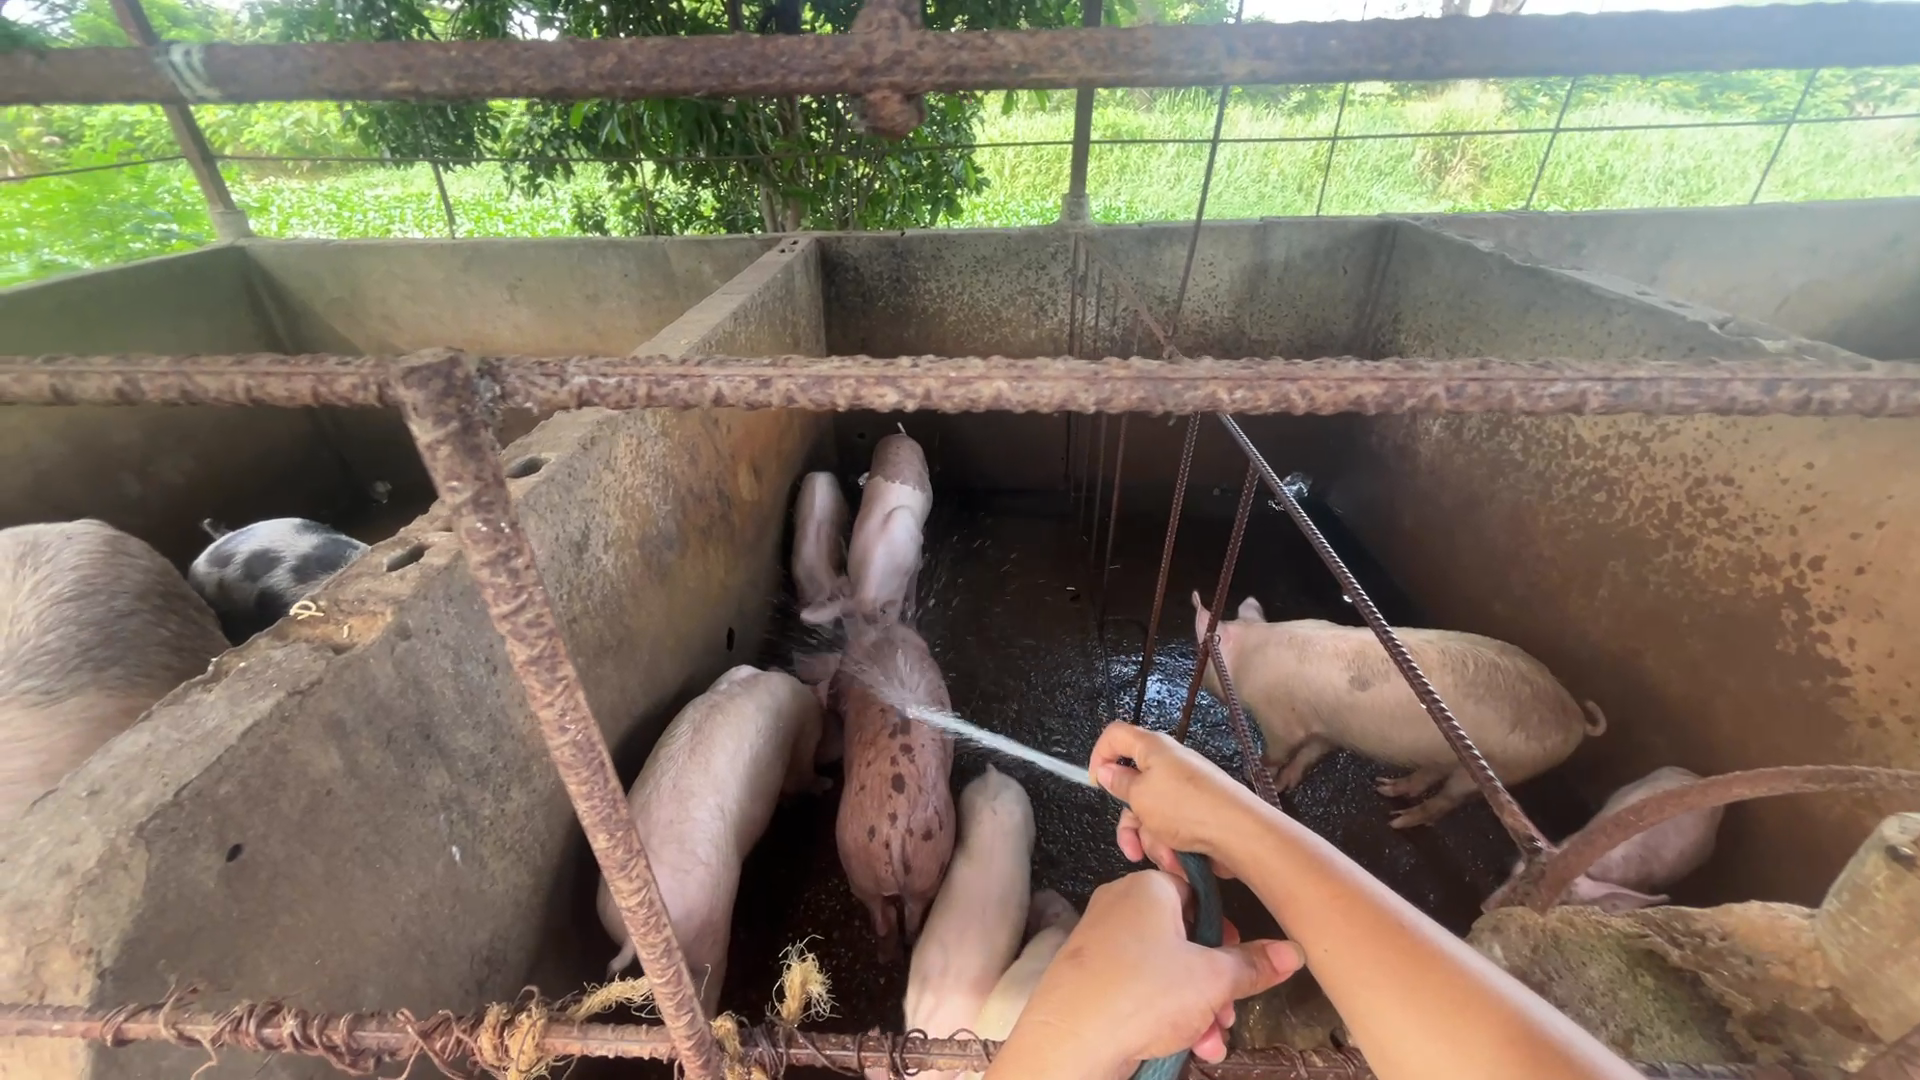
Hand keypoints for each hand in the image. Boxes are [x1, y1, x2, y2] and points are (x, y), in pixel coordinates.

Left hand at [996, 870, 1303, 1076]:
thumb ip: (1252, 965)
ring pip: (1164, 966)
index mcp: (1149, 886)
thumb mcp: (1212, 980)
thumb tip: (1292, 950)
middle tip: (1228, 1016)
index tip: (1240, 965)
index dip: (1224, 931)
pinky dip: (1164, 1009)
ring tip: (1210, 1043)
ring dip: (1195, 1005)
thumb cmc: (1146, 991)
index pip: (1197, 894)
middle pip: (1183, 937)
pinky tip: (1186, 1046)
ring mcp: (1103, 935)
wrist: (1073, 1033)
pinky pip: (1139, 981)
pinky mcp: (1092, 969)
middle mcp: (1122, 901)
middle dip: (1213, 983)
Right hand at [1090, 723, 1268, 877]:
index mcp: (1152, 748)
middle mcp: (1168, 765)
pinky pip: (1171, 828)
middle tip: (1130, 845)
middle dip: (1130, 822)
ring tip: (1166, 856)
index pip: (1115, 735)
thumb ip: (1119, 783)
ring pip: (1150, 814)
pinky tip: (1180, 860)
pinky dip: (1171, 845)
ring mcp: (1184, 790)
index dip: (1100, 755)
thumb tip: (1107, 771)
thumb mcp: (1140, 796)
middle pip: (1132, 788)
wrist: (1239, 834)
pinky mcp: (1197, 813)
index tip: (1096, 783)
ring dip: (1152, 840)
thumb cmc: (1186, 808)